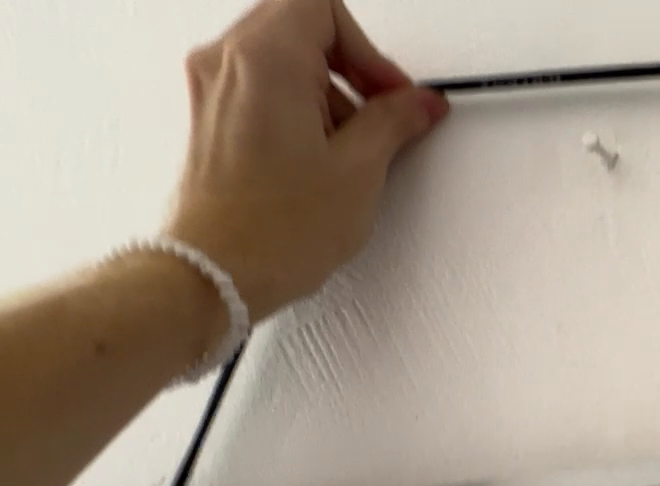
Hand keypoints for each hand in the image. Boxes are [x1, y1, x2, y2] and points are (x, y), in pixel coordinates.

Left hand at [164, 0, 449, 319]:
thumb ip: (395, 122)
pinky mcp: (218, 114)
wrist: (225, 265)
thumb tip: (422, 101)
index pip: (321, 9)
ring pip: (285, 56)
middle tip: (387, 115)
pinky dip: (307, 107)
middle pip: (301, 25)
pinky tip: (329, 155)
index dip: (370, 51)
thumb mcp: (361, 169)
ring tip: (355, 148)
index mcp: (263, 62)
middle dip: (354, 66)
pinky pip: (268, 86)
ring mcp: (216, 86)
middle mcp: (228, 61)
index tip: (396, 96)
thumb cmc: (283, 225)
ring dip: (332, 91)